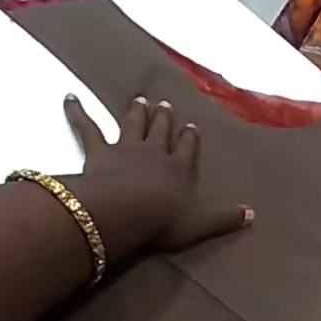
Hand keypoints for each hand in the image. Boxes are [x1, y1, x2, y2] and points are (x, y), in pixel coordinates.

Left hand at [63, 94, 253, 259]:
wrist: (127, 211)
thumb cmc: (165, 219)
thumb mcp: (202, 222)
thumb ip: (225, 217)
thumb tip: (251, 214)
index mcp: (179, 167)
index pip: (187, 148)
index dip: (189, 138)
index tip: (191, 127)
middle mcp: (154, 152)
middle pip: (161, 131)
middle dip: (164, 119)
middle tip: (165, 105)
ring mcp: (126, 148)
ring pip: (133, 125)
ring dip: (136, 113)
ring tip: (139, 100)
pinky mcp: (99, 152)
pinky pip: (86, 129)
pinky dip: (76, 113)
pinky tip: (69, 98)